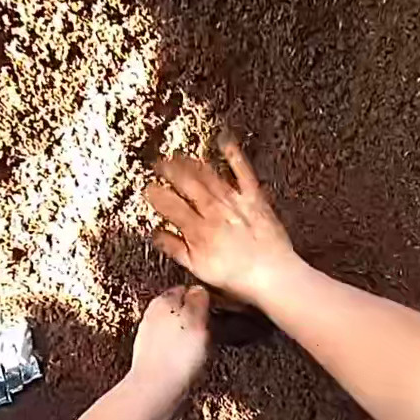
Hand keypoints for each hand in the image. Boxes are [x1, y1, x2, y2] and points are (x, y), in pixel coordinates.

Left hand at [127, 285, 211, 411]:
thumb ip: (199, 299)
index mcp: (163, 301)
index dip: (203, 297)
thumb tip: (200, 289)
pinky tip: (190, 362)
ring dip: (190, 336)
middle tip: (211, 329)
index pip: (186, 288)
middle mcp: (153, 316)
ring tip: (202, 348)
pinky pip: (174, 349)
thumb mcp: (197, 318)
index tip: (215, 308)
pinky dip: (183, 353)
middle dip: (196, 317)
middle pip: (180, 309)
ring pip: (177, 329)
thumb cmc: (176, 355)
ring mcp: (151, 338)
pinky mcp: (153, 357)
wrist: (156, 390)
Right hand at [144, 135, 300, 306]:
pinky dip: (233, 155)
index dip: (156, 195)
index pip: (170, 206)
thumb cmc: (238, 278)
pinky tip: (223, 141)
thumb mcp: (199, 269)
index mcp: (198, 230)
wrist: (273, 275)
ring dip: (192, 163)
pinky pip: (243, 172)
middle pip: (187, 185)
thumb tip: (156, 235)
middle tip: (158, 163)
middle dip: (169, 171)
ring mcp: (234, 202)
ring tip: (180, 154)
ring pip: (209, 176)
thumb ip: (176, 249)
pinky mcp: (254, 198)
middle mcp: (214, 211)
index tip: (147, 188)